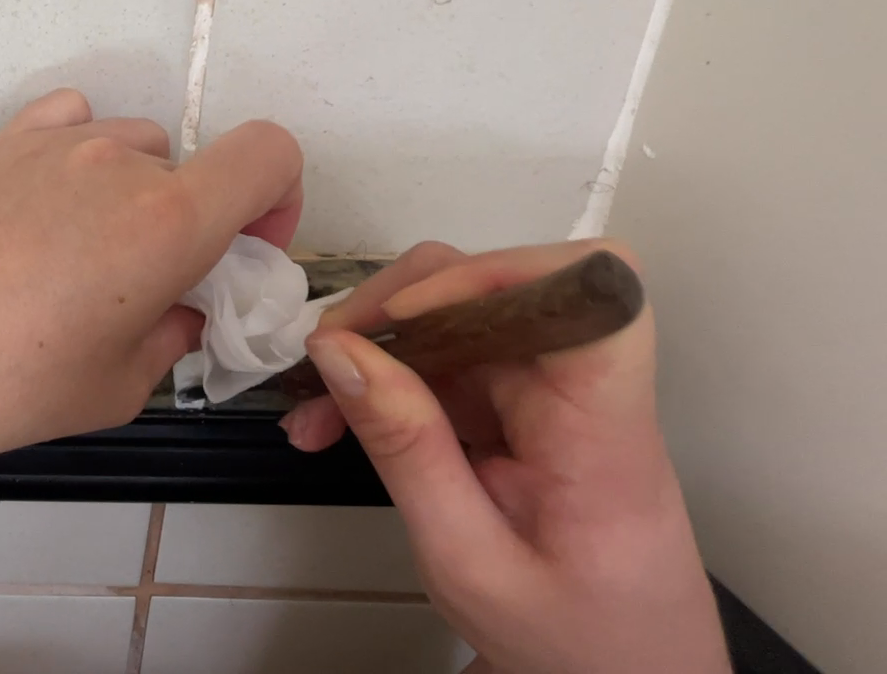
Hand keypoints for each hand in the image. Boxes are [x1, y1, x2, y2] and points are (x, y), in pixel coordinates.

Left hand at [0, 88, 302, 473]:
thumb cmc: (12, 387)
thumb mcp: (123, 385)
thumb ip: (177, 331)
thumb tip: (183, 305)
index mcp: (168, 220)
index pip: (270, 152)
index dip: (279, 197)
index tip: (244, 247)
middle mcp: (116, 162)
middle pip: (193, 166)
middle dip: (193, 219)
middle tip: (147, 279)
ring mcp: (52, 143)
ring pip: (133, 144)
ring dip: (135, 187)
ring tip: (86, 247)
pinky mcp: (1, 142)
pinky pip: (71, 118)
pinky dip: (81, 148)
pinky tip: (53, 197)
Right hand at [282, 240, 727, 673]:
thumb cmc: (564, 645)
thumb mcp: (465, 559)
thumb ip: (405, 449)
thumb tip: (337, 348)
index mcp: (601, 432)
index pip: (595, 293)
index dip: (495, 275)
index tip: (406, 317)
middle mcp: (576, 393)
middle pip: (490, 288)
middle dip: (389, 309)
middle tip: (322, 358)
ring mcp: (540, 398)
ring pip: (444, 321)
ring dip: (366, 350)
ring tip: (311, 408)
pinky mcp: (510, 409)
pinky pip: (431, 364)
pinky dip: (373, 383)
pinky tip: (330, 422)